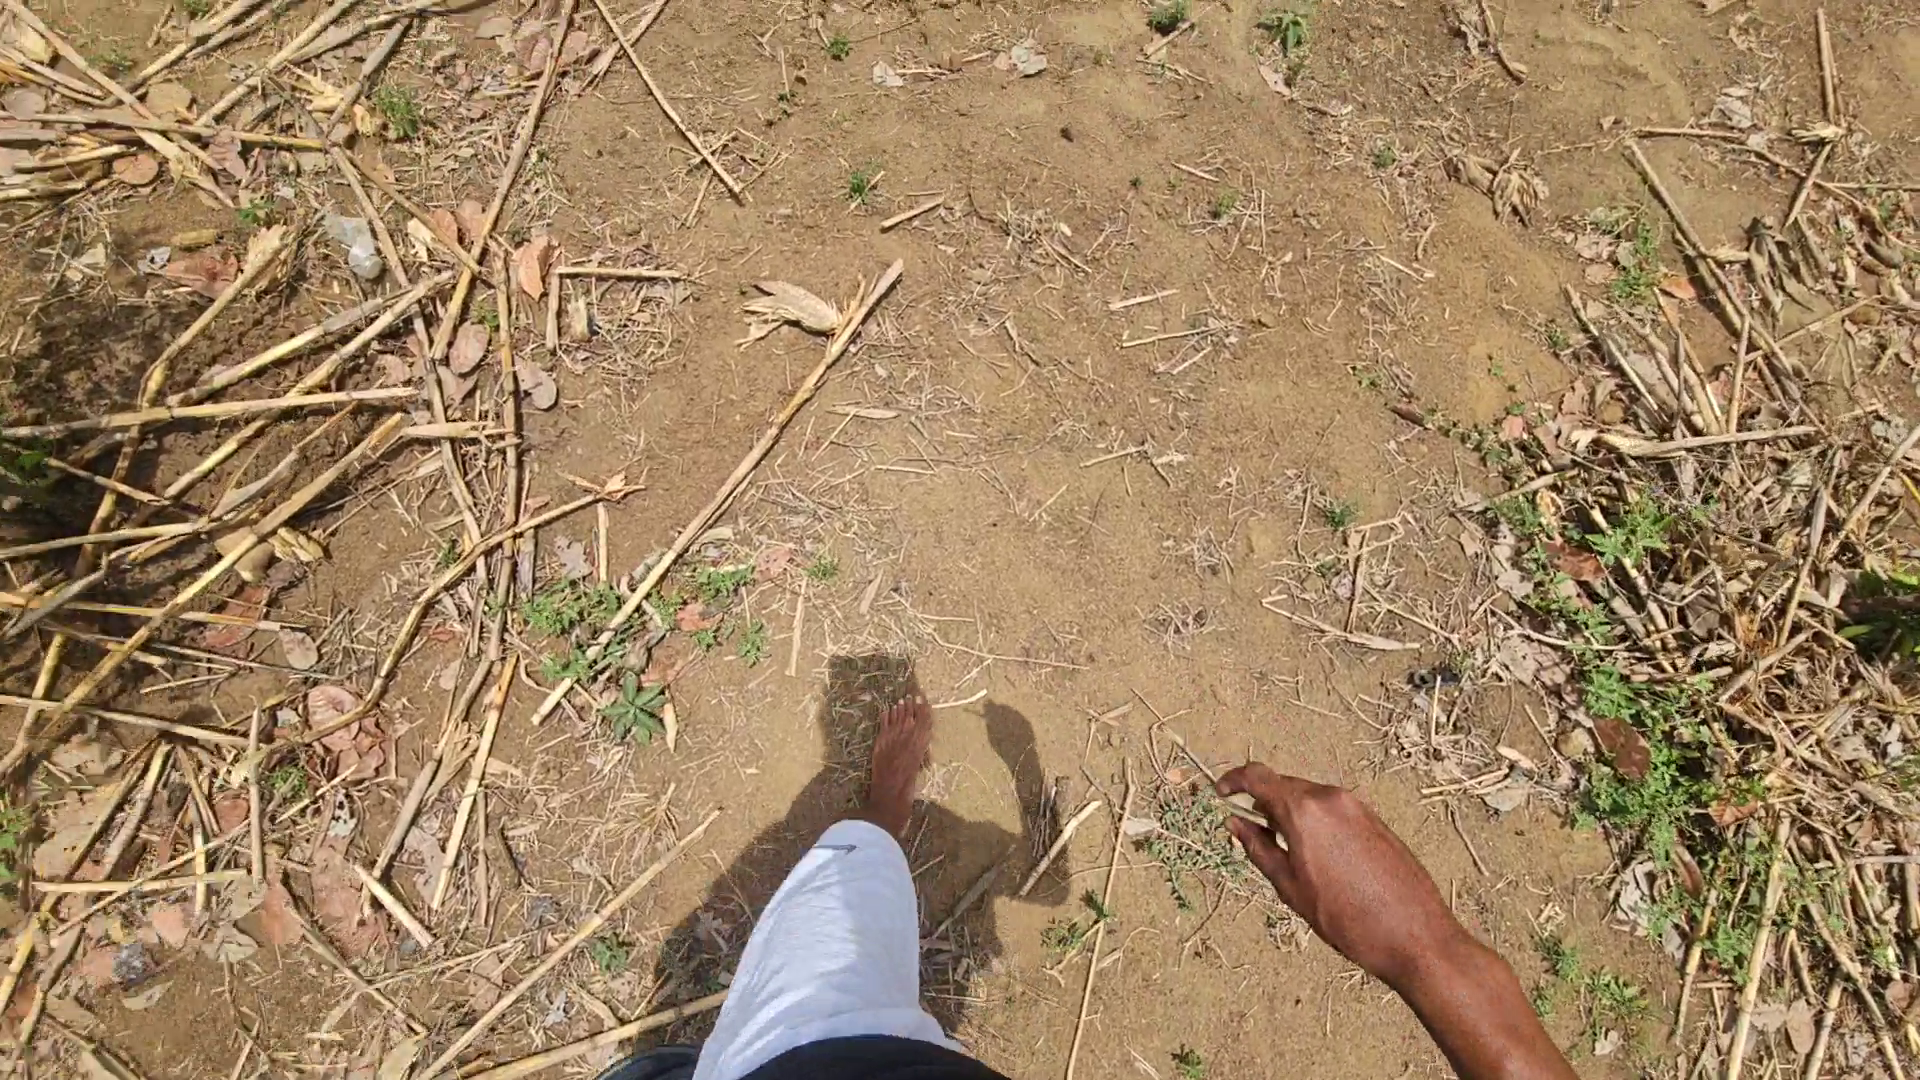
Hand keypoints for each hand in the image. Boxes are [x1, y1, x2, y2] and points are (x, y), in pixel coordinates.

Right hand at [1217, 763, 1465, 988]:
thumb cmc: (1350, 920)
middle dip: (1263, 803)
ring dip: (1289, 813)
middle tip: (1254, 832)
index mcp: (1303, 810)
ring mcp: (1355, 806)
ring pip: (1307, 797)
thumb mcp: (1291, 887)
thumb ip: (1258, 848)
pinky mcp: (1374, 819)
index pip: (1256, 776)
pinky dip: (1314, 820)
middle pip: (1282, 785)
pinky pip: (1331, 808)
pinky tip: (1320, 856)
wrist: (1419, 941)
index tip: (1221, 793)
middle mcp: (1329, 798)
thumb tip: (1235, 823)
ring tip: (1290, 852)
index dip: (1233, 780)